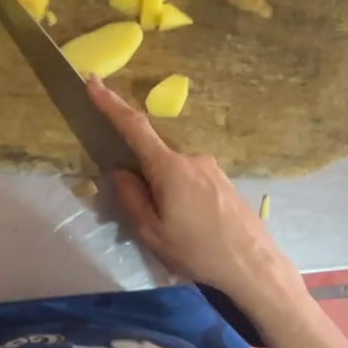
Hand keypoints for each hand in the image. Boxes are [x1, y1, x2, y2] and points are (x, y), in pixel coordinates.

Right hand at [86, 76, 295, 295]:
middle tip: (142, 218)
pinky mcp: (222, 181)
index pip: (134, 127)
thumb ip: (130, 198)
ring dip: (161, 195)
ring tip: (171, 234)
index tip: (93, 81)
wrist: (254, 266)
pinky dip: (178, 199)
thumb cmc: (197, 251)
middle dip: (139, 180)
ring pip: (171, 173)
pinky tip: (189, 230)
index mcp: (169, 168)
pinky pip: (188, 181)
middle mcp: (191, 158)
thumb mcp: (151, 232)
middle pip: (152, 156)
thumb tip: (120, 172)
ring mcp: (210, 168)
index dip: (110, 104)